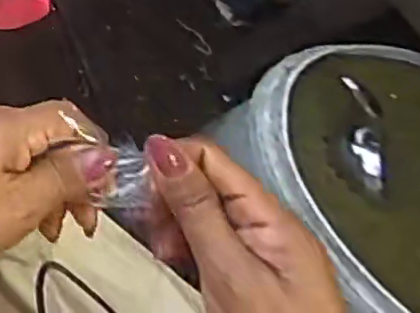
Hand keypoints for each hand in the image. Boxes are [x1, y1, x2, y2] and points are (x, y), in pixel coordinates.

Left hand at [0, 102, 98, 255]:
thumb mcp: (22, 202)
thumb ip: (64, 177)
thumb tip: (103, 155)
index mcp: (14, 124)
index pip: (70, 117)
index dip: (94, 152)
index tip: (99, 195)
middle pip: (53, 136)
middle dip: (74, 177)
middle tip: (79, 222)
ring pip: (34, 150)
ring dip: (51, 187)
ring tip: (48, 227)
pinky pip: (11, 157)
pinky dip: (26, 184)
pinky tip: (24, 215)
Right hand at [144, 135, 344, 312]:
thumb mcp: (228, 272)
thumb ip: (195, 207)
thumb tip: (162, 147)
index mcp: (273, 219)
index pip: (209, 156)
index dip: (170, 165)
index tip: (146, 191)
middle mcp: (271, 228)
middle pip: (203, 180)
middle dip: (169, 197)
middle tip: (153, 228)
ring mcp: (264, 252)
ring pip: (201, 207)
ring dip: (173, 221)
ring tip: (165, 250)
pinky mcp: (254, 273)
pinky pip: (209, 235)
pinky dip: (185, 242)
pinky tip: (177, 259)